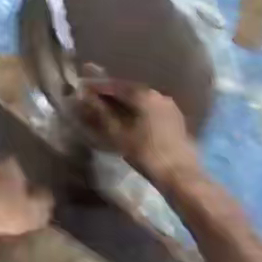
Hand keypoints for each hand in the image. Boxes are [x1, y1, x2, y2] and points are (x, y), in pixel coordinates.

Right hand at [80, 80, 203, 191]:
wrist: (180, 176)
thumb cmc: (144, 152)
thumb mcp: (116, 132)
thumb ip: (100, 111)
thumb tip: (84, 95)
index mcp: (143, 95)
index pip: (114, 85)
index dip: (96, 87)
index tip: (81, 89)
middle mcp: (158, 95)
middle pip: (128, 90)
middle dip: (109, 94)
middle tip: (92, 99)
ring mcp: (169, 107)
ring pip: (139, 100)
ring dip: (123, 103)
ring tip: (107, 110)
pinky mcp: (175, 119)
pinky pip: (149, 108)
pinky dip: (136, 110)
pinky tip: (127, 118)